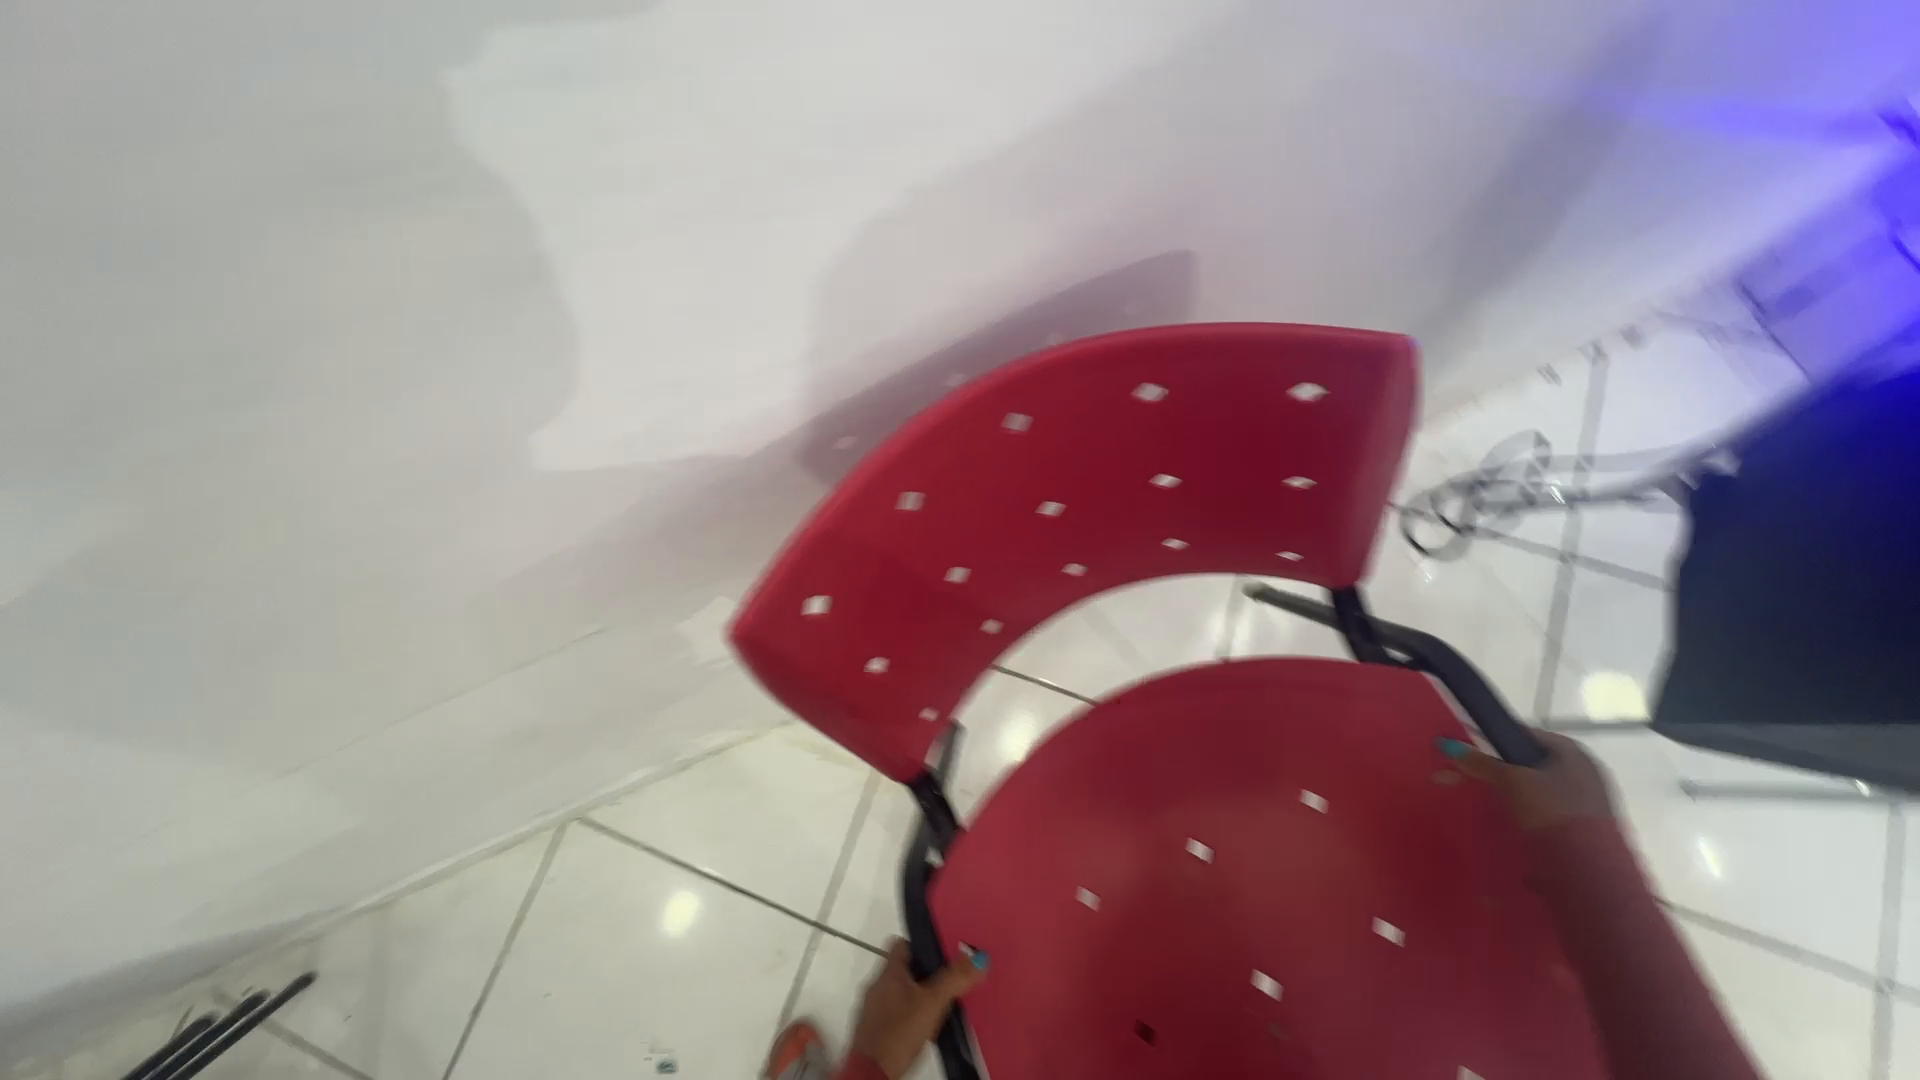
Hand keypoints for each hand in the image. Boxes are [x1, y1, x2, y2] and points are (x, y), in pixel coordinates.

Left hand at [849, 939, 987, 1078]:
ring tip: (937, 1010)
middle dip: (923, 977)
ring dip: (916, 999)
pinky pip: (892, 1015)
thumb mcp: (933, 1003)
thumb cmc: (900, 1031)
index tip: (940, 957)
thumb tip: (979, 959)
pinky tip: (921, 1031)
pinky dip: (907, 1018)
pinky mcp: (872, 1032)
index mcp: (888, 972)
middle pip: (902, 970)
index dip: (921, 946)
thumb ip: (955, 979)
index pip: (902, 944)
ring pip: (898, 994)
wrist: (871, 1074)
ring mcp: (871, 1010)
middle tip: (944, 986)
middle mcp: (876, 986)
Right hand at [1441, 731, 1616, 830]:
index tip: (1467, 753)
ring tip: (1482, 802)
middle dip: (1496, 770)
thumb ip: (1480, 762)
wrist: (1590, 871)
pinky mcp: (1585, 826)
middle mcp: (1585, 770)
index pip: (1524, 735)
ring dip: (1508, 793)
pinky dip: (1524, 812)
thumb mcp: (1511, 781)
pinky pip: (1545, 810)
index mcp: (1573, 751)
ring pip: (1535, 788)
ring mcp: (1588, 800)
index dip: (1492, 740)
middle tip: (1466, 779)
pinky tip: (1508, 821)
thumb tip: (1447, 744)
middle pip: (1528, 762)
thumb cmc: (1552, 810)